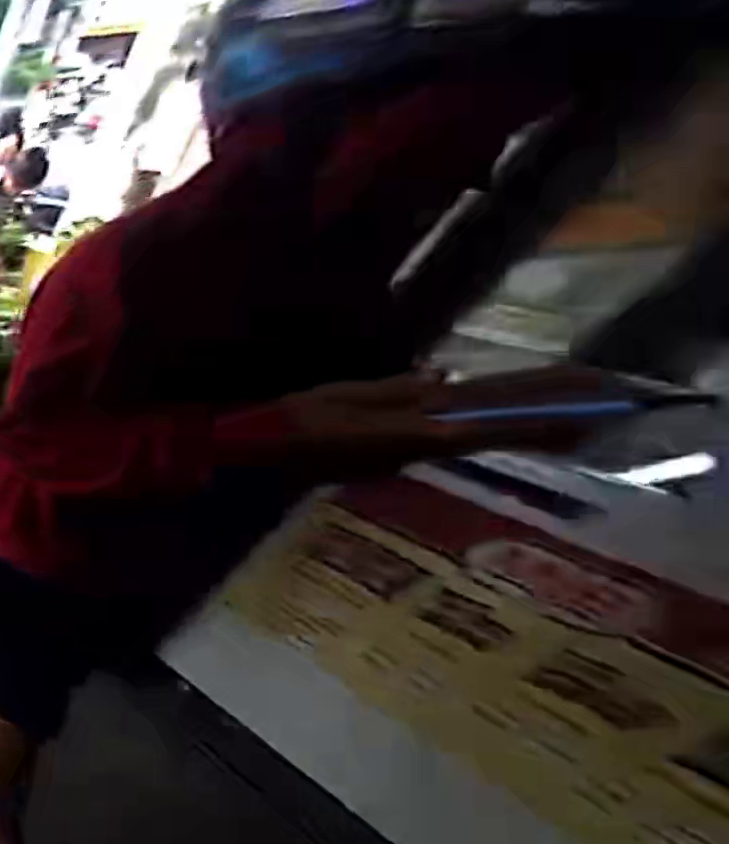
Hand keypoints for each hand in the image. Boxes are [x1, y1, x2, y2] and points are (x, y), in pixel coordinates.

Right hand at [278, 371, 596, 459]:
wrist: (252, 458)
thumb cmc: (290, 425)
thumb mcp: (339, 396)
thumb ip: (393, 389)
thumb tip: (443, 377)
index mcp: (407, 434)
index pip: (489, 427)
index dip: (540, 420)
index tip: (591, 414)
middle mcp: (408, 454)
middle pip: (478, 438)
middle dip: (527, 426)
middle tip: (579, 414)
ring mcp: (390, 464)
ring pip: (448, 442)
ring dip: (486, 428)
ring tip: (521, 413)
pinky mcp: (372, 466)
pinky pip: (420, 445)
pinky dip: (444, 432)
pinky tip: (444, 420)